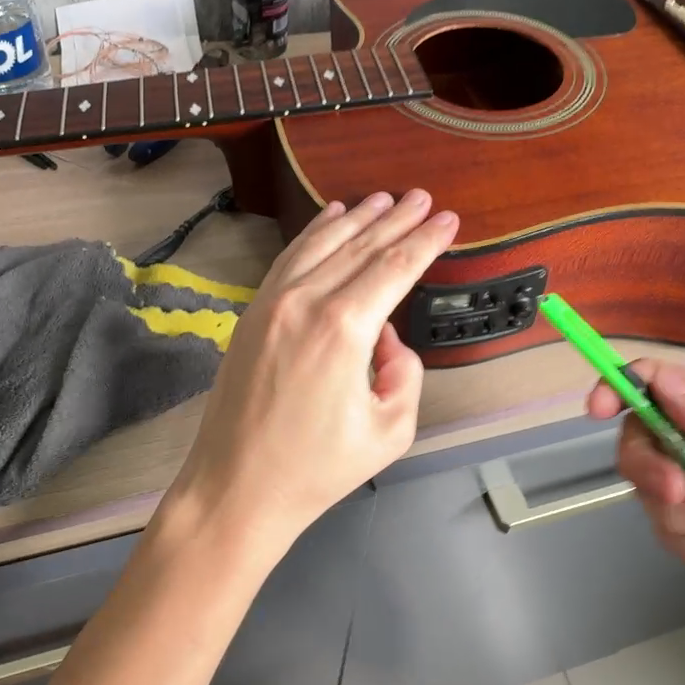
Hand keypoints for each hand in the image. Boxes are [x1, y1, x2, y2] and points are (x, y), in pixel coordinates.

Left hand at [170, 190, 458, 548]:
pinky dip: (314, 232)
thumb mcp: (390, 430)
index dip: (426, 240)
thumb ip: (405, 372)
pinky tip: (331, 218)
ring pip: (322, 242)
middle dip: (398, 219)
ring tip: (384, 198)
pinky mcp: (253, 311)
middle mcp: (306, 302)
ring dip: (357, 217)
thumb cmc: (315, 469)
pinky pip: (289, 257)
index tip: (448, 219)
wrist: (236, 486)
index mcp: (343, 329)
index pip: (395, 267)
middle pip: (361, 245)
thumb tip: (388, 337)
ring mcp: (272, 302)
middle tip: (424, 197)